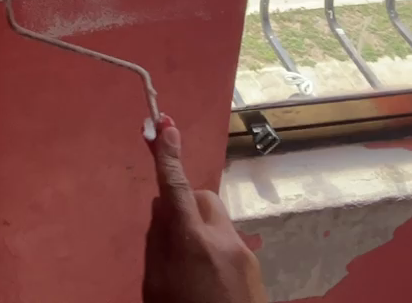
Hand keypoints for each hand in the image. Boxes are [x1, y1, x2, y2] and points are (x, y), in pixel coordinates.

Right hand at [143, 115, 265, 302]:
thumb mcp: (156, 288)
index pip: (174, 186)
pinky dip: (214, 252)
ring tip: (191, 270)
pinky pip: (227, 244)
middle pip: (200, 197)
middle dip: (185, 205)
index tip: (166, 124)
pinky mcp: (255, 269)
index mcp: (191, 242)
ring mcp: (243, 254)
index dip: (168, 155)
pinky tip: (208, 284)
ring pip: (215, 220)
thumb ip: (158, 242)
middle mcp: (222, 239)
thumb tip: (162, 208)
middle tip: (171, 235)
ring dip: (200, 231)